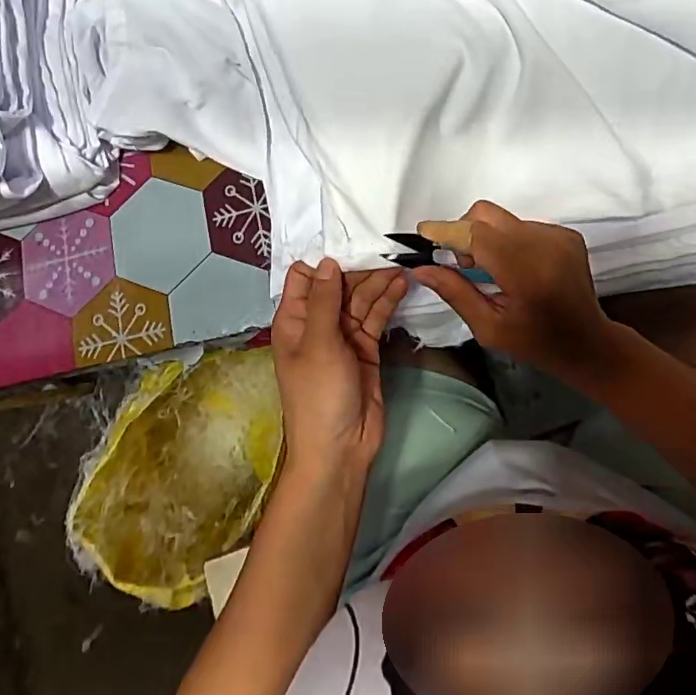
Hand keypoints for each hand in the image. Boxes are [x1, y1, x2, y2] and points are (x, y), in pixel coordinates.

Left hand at [271, 259, 408, 474]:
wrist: (340, 449)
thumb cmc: (319, 395)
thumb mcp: (318, 344)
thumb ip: (324, 301)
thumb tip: (326, 262)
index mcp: (293, 319)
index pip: (303, 278)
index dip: (324, 263)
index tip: (350, 245)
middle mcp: (317, 323)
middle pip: (337, 285)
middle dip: (358, 268)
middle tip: (387, 249)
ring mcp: (343, 336)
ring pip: (359, 299)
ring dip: (377, 282)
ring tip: (401, 262)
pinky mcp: (366, 349)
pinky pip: (375, 318)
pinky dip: (387, 301)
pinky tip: (402, 284)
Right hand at [411, 200, 615, 373]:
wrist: (589, 343)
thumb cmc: (537, 342)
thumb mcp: (488, 328)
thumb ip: (454, 292)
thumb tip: (421, 269)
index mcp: (526, 273)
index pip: (477, 235)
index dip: (447, 231)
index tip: (424, 234)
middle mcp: (544, 246)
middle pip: (485, 215)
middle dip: (463, 232)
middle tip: (462, 264)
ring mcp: (557, 236)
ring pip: (500, 219)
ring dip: (483, 237)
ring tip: (489, 269)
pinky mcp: (564, 234)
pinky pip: (519, 224)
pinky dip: (504, 240)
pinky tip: (511, 266)